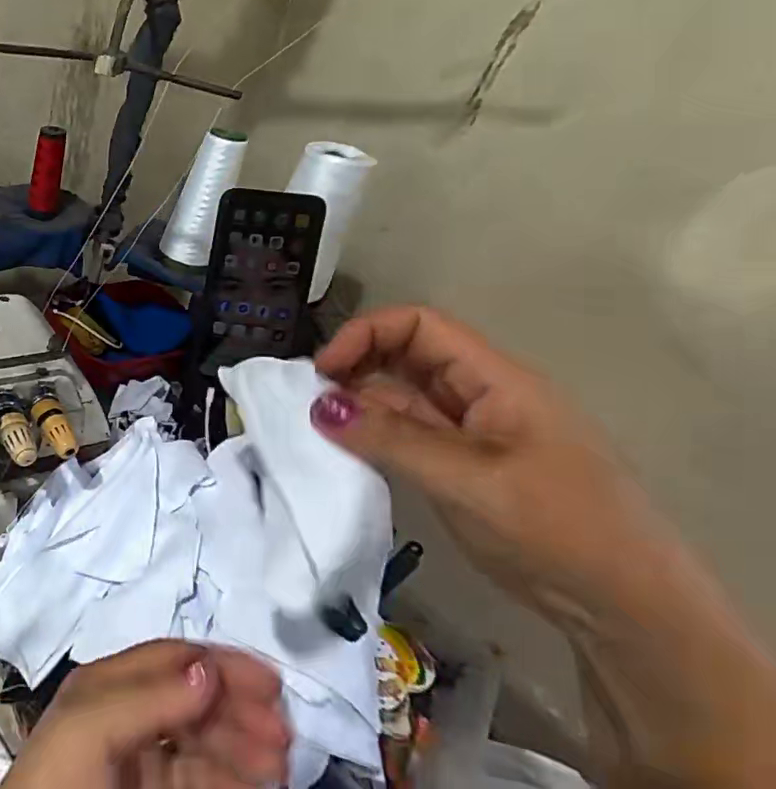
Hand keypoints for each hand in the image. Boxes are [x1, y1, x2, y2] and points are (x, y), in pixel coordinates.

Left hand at [4, 642, 288, 788]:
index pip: (169, 661)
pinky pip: (208, 780)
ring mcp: (148, 761)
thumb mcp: (87, 726)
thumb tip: (208, 670)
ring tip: (279, 759)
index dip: (219, 664)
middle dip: (241, 706)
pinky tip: (261, 781)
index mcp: (105, 687)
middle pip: (196, 700)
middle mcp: (130, 717)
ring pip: (209, 742)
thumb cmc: (62, 778)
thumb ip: (143, 697)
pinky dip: (237, 777)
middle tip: (283, 729)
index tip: (272, 681)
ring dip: (247, 744)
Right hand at [309, 304, 678, 630]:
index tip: (323, 371)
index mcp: (498, 383)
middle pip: (404, 354)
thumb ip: (391, 439)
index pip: (420, 326)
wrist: (628, 612)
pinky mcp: (456, 463)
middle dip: (352, 364)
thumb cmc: (559, 531)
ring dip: (354, 401)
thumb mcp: (469, 481)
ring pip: (398, 393)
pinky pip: (401, 430)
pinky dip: (367, 431)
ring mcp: (469, 432)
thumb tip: (317, 405)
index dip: (365, 334)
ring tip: (317, 425)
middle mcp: (481, 396)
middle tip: (310, 398)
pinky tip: (342, 447)